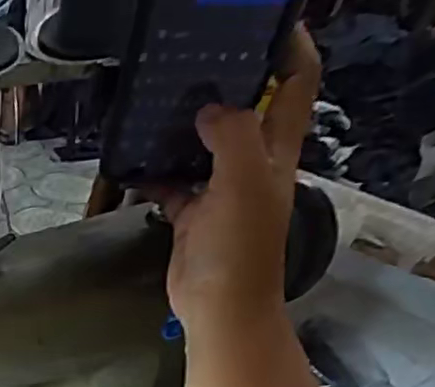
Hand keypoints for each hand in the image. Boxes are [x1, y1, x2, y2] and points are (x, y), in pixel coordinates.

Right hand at [148, 26, 320, 335]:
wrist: (219, 309)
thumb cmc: (240, 247)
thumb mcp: (244, 179)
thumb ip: (230, 133)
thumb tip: (208, 109)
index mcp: (276, 151)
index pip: (296, 84)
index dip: (290, 47)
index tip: (266, 22)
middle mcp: (252, 164)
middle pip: (246, 108)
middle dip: (228, 80)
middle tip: (196, 56)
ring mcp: (220, 192)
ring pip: (205, 144)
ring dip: (186, 123)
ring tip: (161, 95)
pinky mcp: (193, 217)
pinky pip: (174, 183)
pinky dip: (158, 171)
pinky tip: (138, 156)